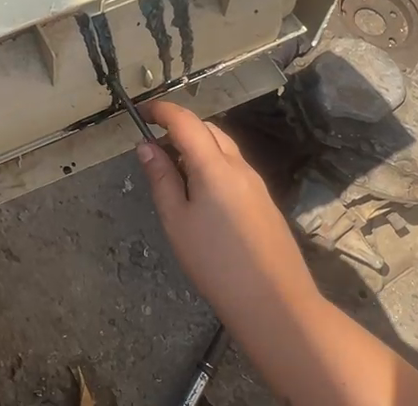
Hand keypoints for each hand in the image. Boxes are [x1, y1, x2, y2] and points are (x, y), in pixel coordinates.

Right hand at [135, 100, 316, 319]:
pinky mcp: (265, 204)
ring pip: (224, 148)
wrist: (277, 306)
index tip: (140, 113)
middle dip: (180, 127)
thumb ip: (161, 178)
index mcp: (215, 166)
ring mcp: (257, 185)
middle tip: (155, 145)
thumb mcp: (177, 221)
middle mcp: (239, 167)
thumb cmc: (216, 263)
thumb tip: (146, 146)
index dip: (161, 110)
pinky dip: (213, 164)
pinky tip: (202, 196)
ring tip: (175, 171)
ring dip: (198, 146)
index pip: (185, 121)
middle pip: (208, 129)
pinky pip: (235, 168)